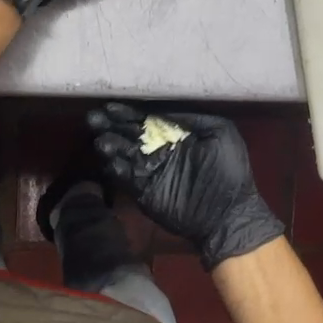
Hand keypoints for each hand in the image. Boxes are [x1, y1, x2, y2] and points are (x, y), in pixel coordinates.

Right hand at [88, 103, 284, 270]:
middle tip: (93, 118)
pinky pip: (126, 178)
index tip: (111, 107)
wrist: (229, 215)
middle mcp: (159, 150)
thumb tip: (160, 109)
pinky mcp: (144, 192)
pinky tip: (108, 161)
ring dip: (110, 146)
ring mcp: (150, 171)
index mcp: (175, 134)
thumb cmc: (229, 171)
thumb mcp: (220, 132)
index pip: (147, 119)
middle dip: (112, 125)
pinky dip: (116, 169)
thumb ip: (191, 118)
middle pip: (130, 134)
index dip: (129, 113)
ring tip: (99, 140)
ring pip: (124, 154)